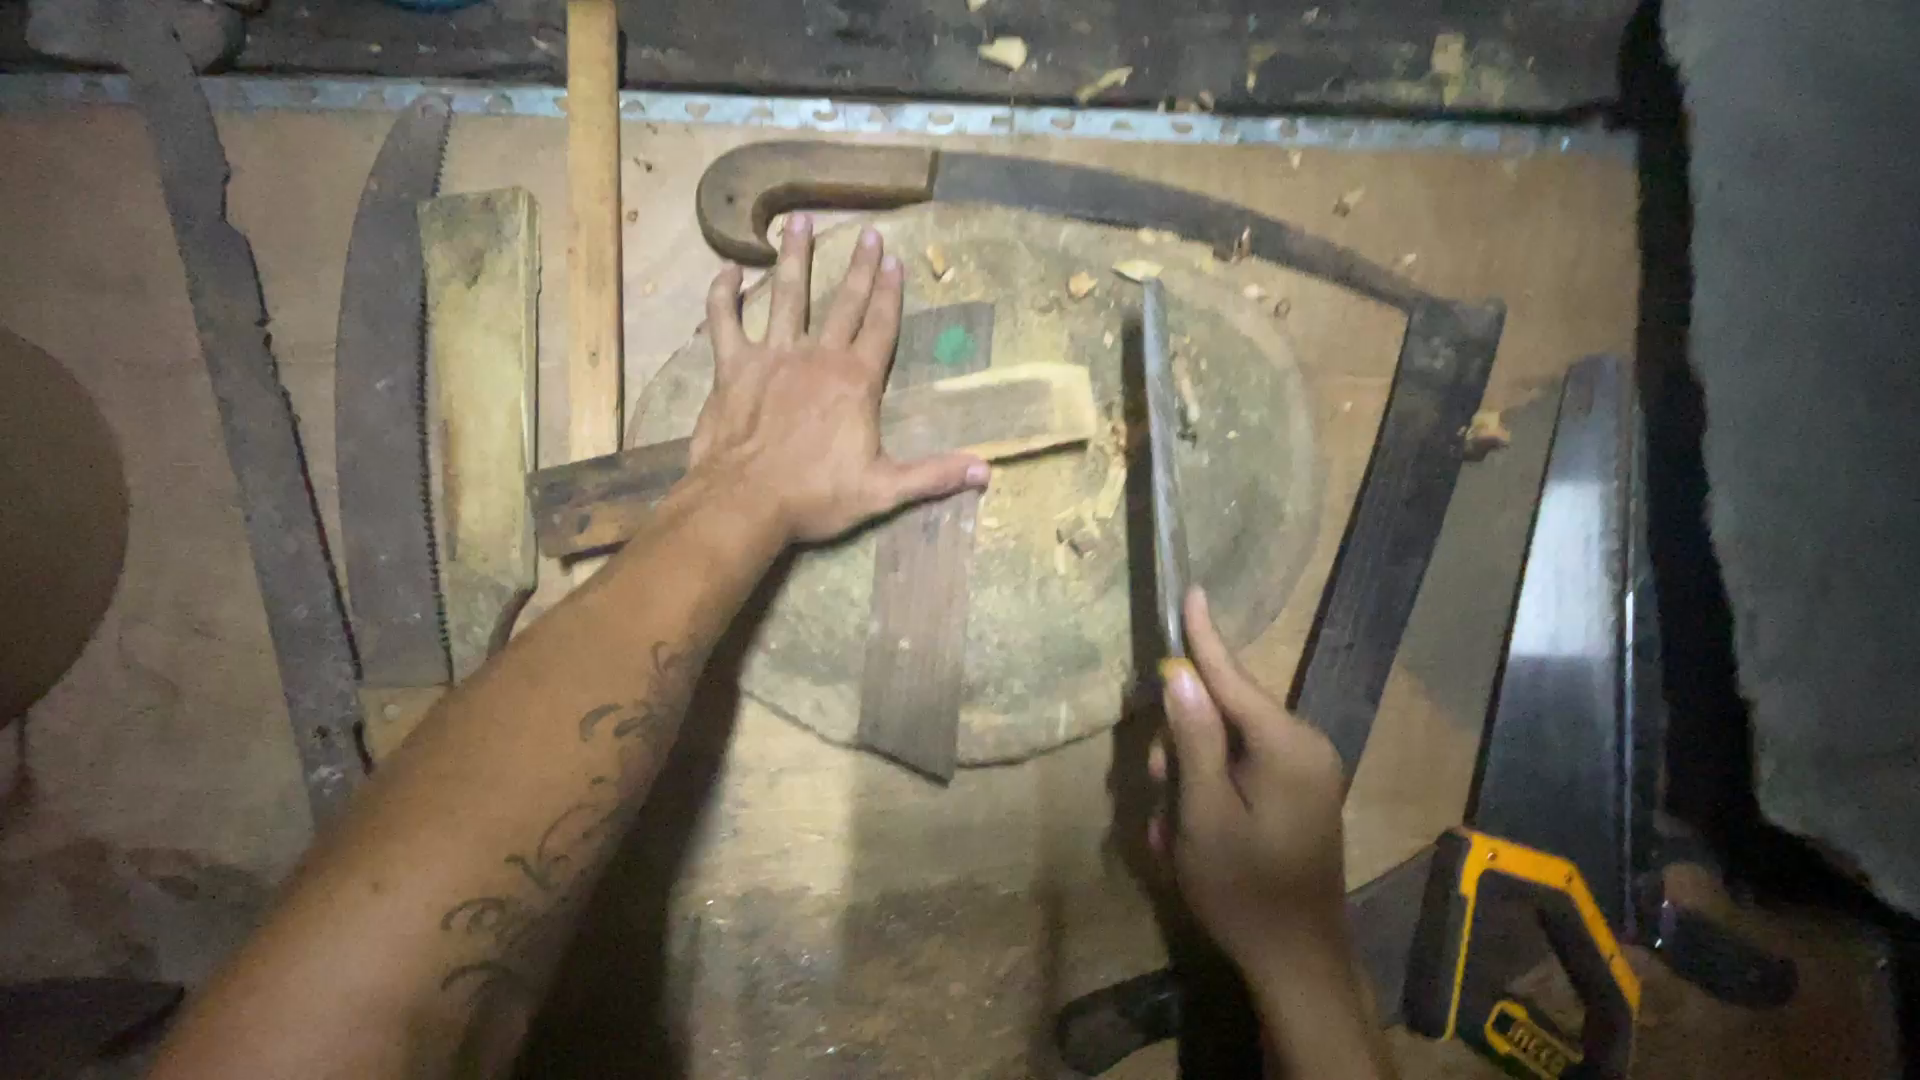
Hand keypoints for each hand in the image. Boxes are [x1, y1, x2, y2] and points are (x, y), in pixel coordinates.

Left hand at [691, 213, 988, 543]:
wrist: (744, 502)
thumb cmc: (816, 497)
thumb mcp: (883, 490)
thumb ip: (934, 475)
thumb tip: (986, 472)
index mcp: (856, 381)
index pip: (881, 327)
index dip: (890, 294)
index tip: (895, 261)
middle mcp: (817, 356)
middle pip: (843, 303)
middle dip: (858, 267)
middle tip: (868, 234)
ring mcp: (772, 356)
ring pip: (786, 295)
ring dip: (794, 257)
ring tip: (800, 222)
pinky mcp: (731, 366)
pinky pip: (725, 319)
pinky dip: (724, 293)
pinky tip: (729, 269)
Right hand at [1148, 587, 1348, 971]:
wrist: (1296, 961)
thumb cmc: (1242, 889)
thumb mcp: (1203, 814)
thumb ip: (1194, 737)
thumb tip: (1179, 670)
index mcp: (1287, 747)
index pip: (1232, 678)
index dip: (1203, 636)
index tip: (1191, 590)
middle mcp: (1304, 747)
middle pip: (1224, 710)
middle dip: (1181, 740)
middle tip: (1159, 788)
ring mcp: (1304, 770)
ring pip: (1225, 740)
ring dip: (1189, 771)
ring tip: (1174, 826)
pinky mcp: (1297, 790)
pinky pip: (1239, 765)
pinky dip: (1208, 786)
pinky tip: (1191, 829)